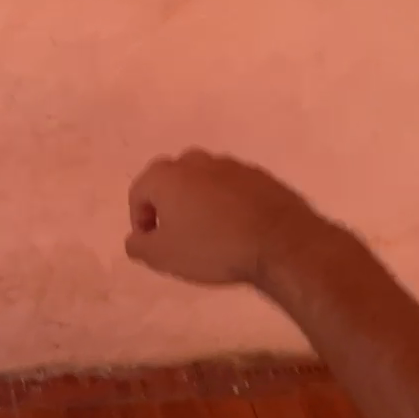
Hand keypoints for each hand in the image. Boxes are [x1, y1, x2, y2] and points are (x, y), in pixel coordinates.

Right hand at [125, 151, 330, 287]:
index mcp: (165, 175)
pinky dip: (228, 205)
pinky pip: (232, 189)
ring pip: (203, 184)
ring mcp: (231, 165)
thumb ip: (138, 245)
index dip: (141, 222)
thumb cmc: (212, 247)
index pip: (138, 195)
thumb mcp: (163, 256)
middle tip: (179, 237)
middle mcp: (195, 161)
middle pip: (171, 183)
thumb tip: (136, 239)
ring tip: (211, 235)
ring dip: (200, 204)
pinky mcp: (261, 176)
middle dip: (170, 207)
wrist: (283, 244)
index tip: (154, 245)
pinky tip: (238, 230)